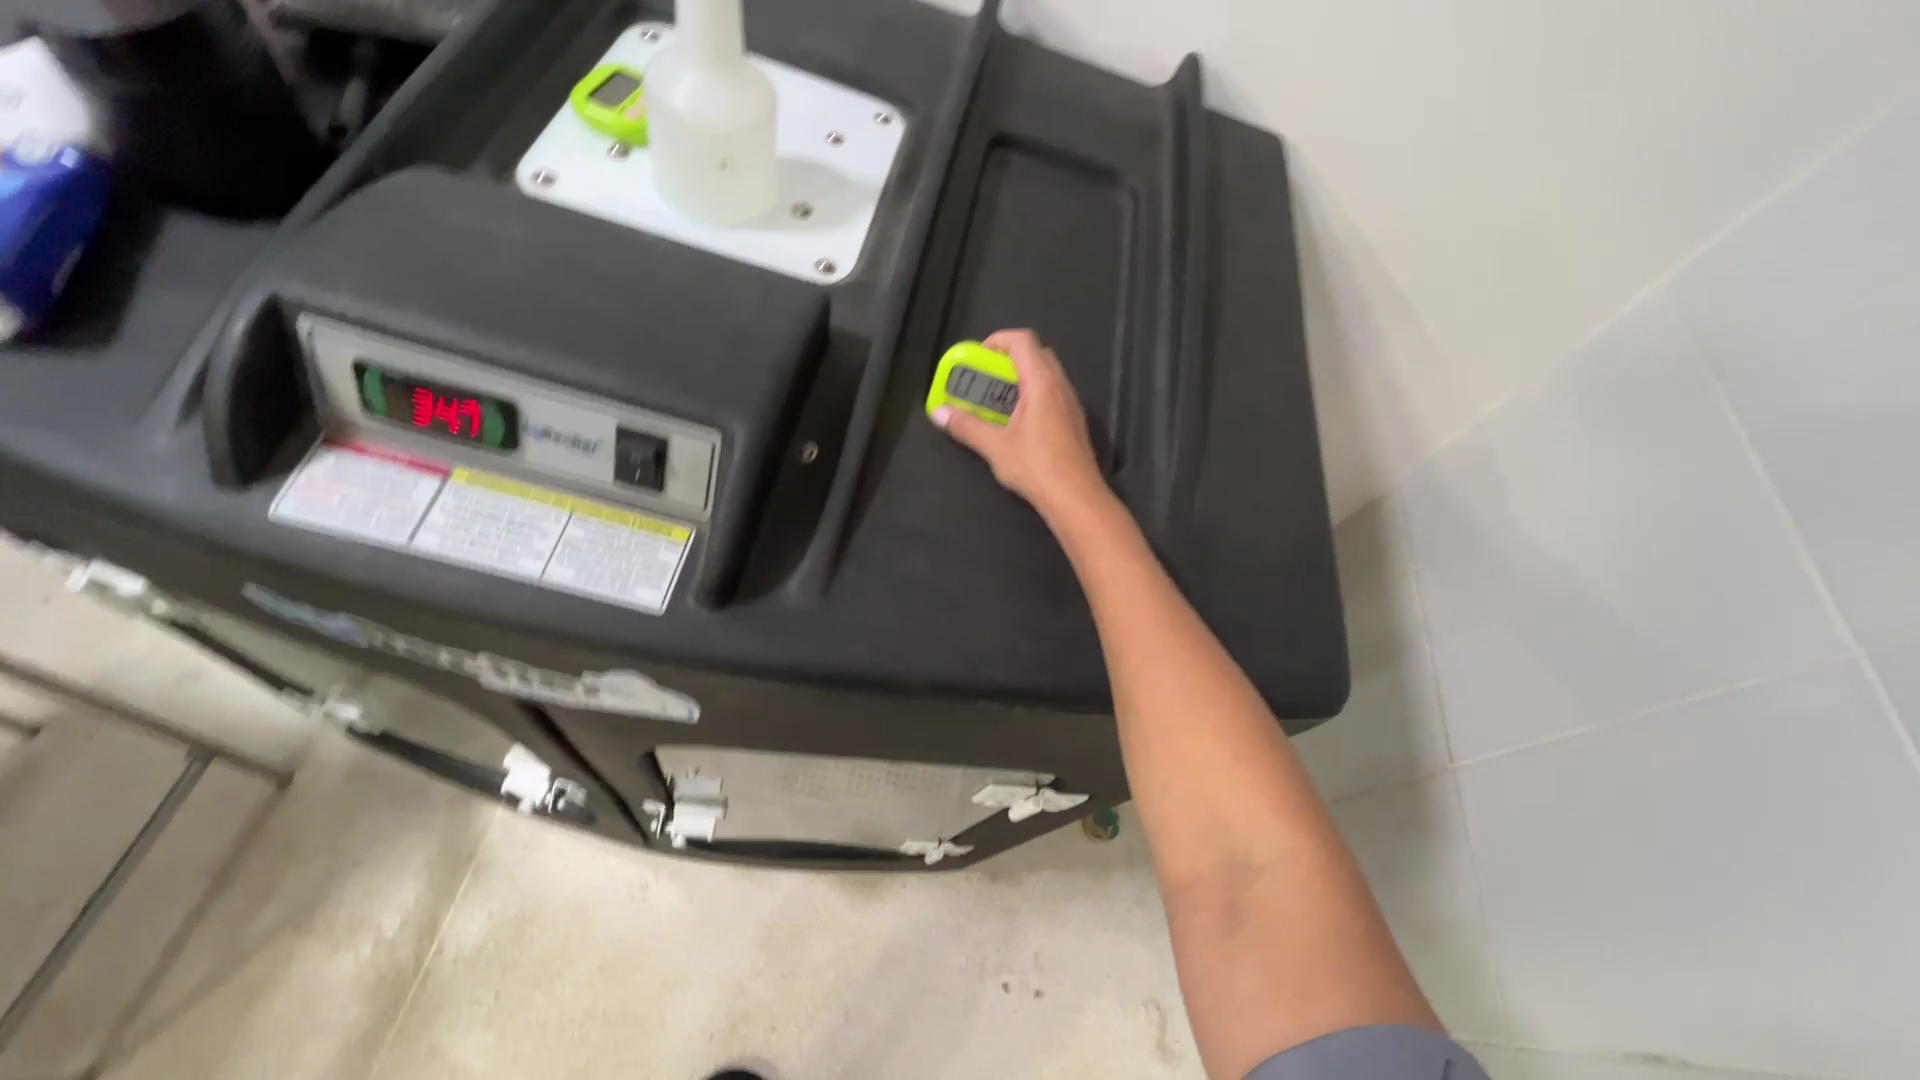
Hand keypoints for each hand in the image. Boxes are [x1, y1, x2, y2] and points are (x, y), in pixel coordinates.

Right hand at [931, 329, 1107, 517]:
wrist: (1077, 498)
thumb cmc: (1037, 467)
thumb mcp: (995, 447)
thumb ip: (966, 426)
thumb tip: (939, 413)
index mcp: (1042, 383)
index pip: (1022, 340)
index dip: (998, 340)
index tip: (978, 357)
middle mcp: (1060, 386)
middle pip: (1037, 353)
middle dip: (1009, 358)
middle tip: (986, 378)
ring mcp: (1071, 403)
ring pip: (1047, 374)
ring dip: (1022, 378)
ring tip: (998, 400)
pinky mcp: (1074, 422)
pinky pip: (1053, 394)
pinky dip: (1034, 395)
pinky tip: (1019, 422)